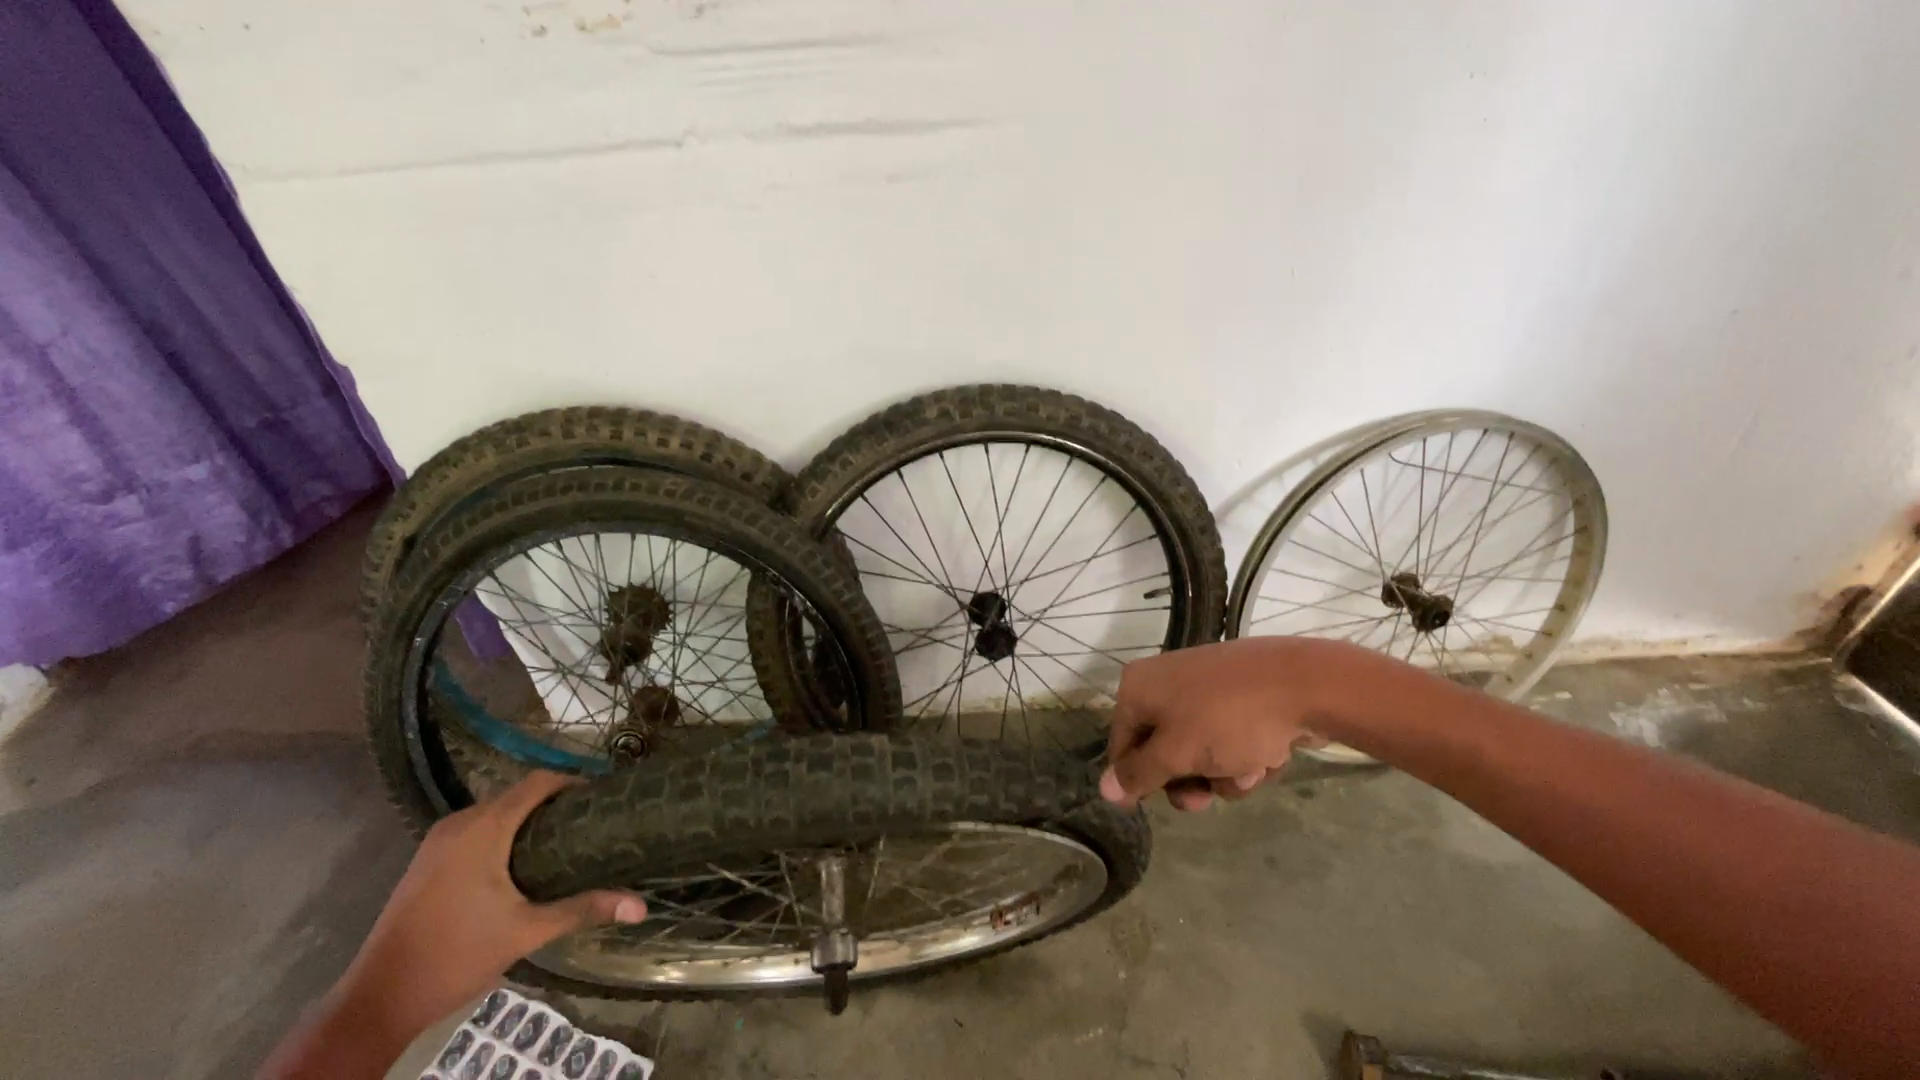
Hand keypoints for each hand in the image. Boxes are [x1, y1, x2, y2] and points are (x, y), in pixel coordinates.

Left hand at [335, 772, 645, 1041]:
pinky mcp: (427, 861)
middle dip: (554, 803)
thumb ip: (583, 909)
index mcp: (484, 829)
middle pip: (516, 795)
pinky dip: (503, 833)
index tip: (603, 797)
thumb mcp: (527, 932)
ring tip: (566, 841)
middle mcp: (459, 824)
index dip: (572, 782)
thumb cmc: (457, 954)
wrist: (380, 997)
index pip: (537, 782)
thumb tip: (640, 907)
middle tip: (591, 823)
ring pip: (494, 813)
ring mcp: (437, 842)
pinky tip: (522, 864)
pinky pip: (475, 830)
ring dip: (528, 819)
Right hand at [1099, 637, 1374, 809]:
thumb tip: (1104, 789)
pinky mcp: (1242, 699)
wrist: (1306, 684)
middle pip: (1163, 753)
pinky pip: (1232, 740)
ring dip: (1224, 774)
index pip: (1121, 746)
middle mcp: (1167, 684)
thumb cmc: (1227, 718)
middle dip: (1189, 781)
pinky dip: (1247, 754)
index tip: (1157, 804)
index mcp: (1139, 687)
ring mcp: (1207, 690)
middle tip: (1206, 798)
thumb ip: (1139, 774)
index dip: (1137, 781)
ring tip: (1249, 769)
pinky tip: (1270, 753)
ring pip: (1202, 753)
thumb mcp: (1176, 753)